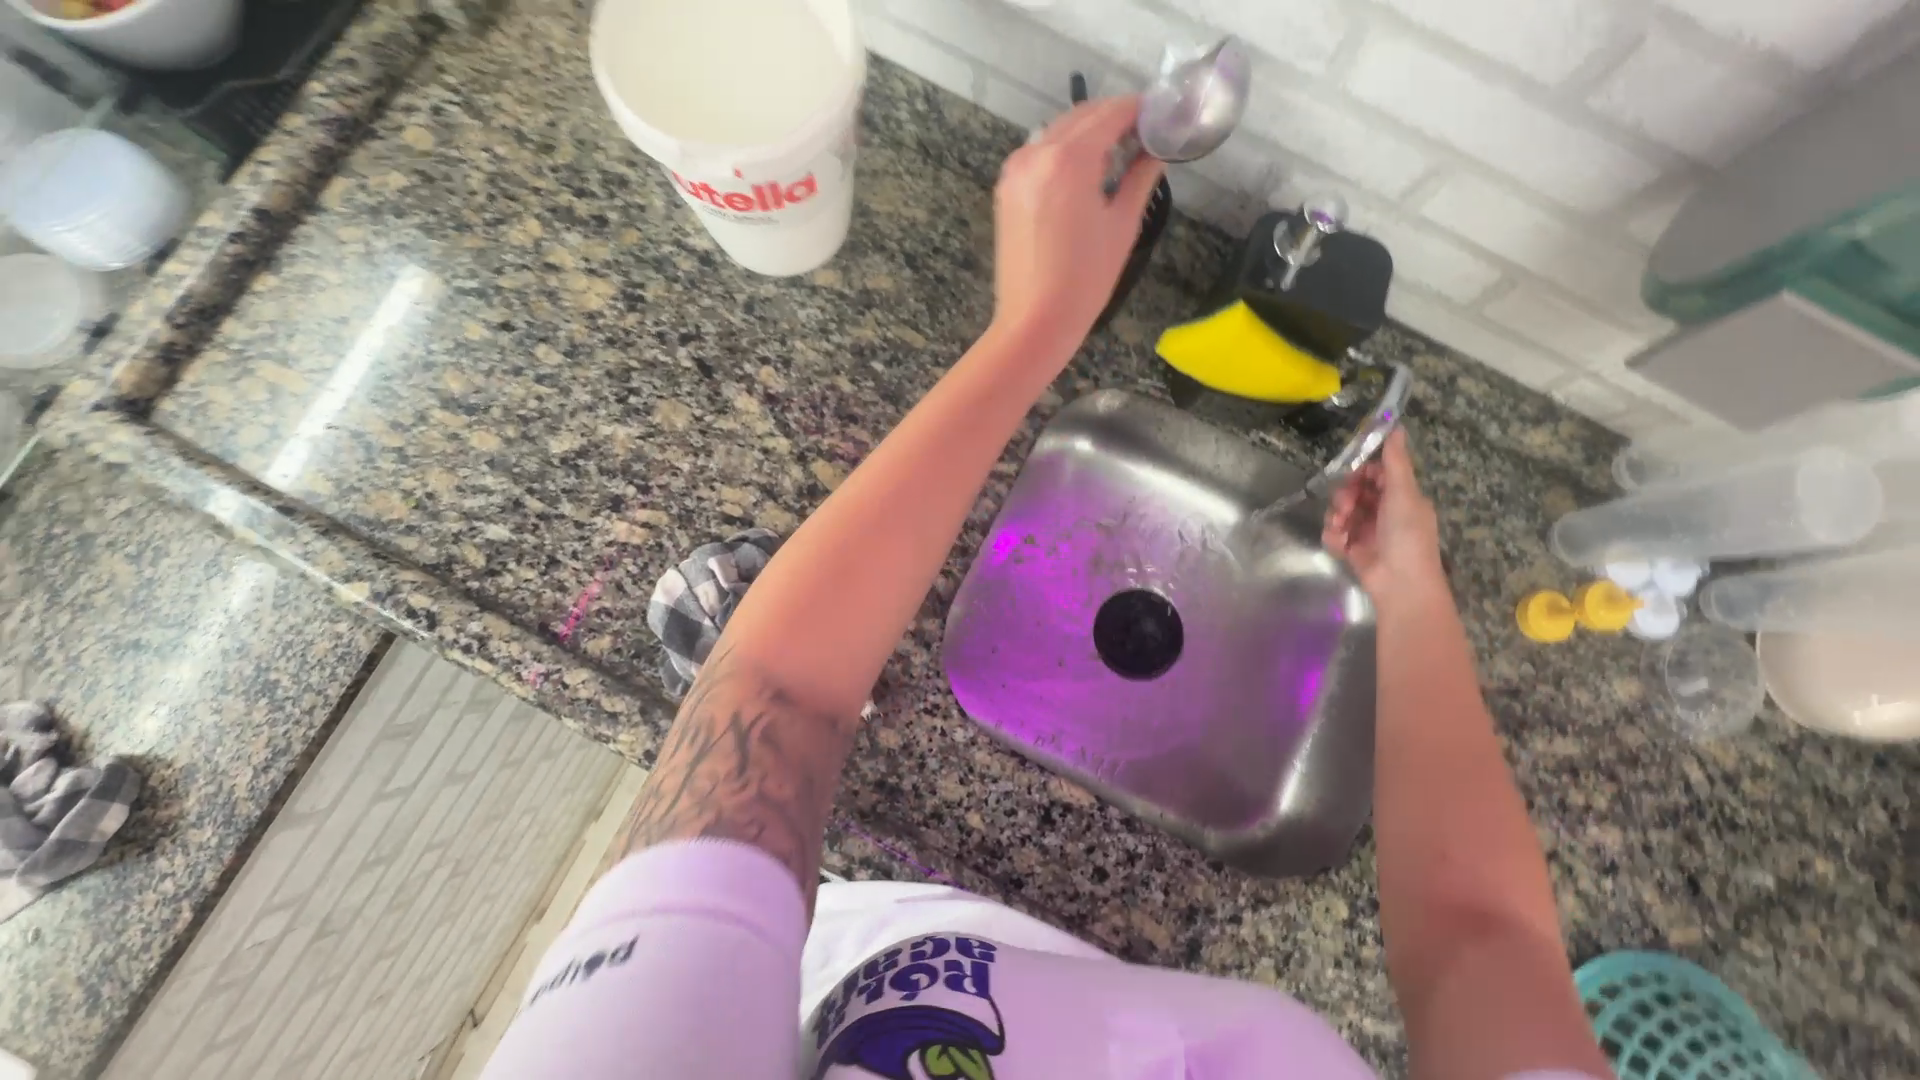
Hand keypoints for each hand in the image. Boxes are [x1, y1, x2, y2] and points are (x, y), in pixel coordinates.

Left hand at [989, 96, 1164, 353]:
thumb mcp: (1122, 225)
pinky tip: (1084, 174)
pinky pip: (1039, 154)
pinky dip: (1063, 152)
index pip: (1111, 113)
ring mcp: (1015, 170)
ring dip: (1088, 133)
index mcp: (1068, 159)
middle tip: (1143, 136)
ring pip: (1058, 131)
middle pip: (1082, 116)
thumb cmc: (1085, 279)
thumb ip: (1140, 178)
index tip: (1161, 116)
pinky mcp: (1006, 189)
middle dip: (1114, 119)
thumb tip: (1156, 151)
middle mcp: (1036, 153)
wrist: (1034, 321)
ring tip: (1117, 155)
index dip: (1140, 110)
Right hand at [1322, 430, 1446, 602]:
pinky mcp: (1352, 549)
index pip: (1377, 474)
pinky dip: (1334, 536)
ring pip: (1341, 511)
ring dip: (1337, 515)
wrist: (1400, 582)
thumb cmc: (1407, 535)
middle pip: (1354, 491)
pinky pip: (1334, 533)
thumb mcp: (1402, 493)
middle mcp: (1384, 511)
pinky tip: (1341, 543)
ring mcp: (1366, 531)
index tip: (1353, 473)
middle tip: (1346, 505)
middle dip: (1346, 495)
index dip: (1363, 471)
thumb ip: (1395, 461)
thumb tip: (1396, 424)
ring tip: (1342, 526)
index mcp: (1401, 497)